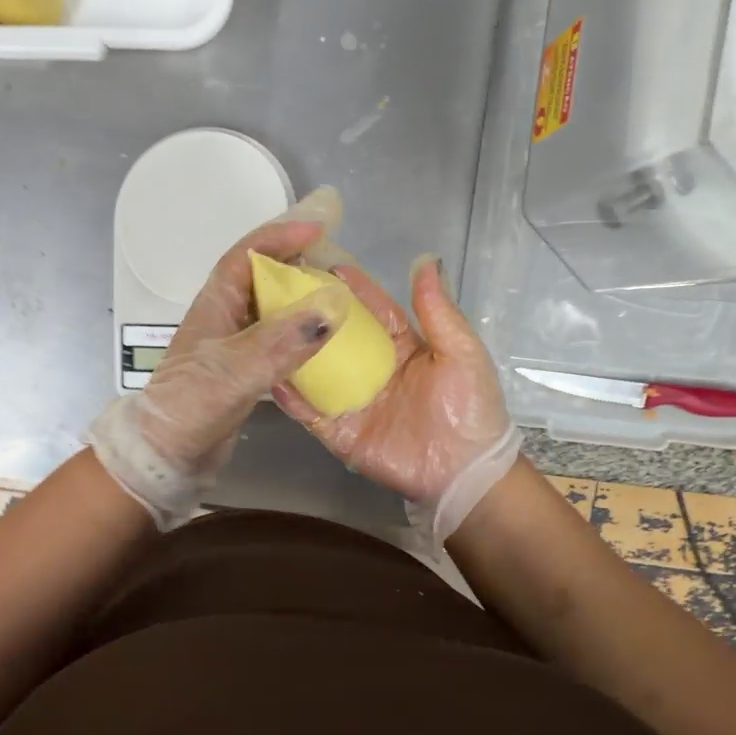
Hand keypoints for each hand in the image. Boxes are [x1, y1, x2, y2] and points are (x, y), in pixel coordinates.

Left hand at [87, 189, 348, 529]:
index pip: (245, 255)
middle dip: (297, 265)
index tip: (317, 228)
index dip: (279, 236)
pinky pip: (276, 343)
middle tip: (337, 264)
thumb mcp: (236, 370)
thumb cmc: (190, 406)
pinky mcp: (242, 374)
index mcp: (214, 306)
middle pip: (262, 278)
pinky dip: (299, 336)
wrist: (165, 456)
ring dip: (301, 301)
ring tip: (338, 299)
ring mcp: (232, 348)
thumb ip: (282, 340)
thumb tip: (332, 307)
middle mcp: (223, 320)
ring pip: (271, 311)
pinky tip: (323, 344)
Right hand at [273, 255, 521, 545]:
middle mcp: (373, 372)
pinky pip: (310, 413)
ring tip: (265, 323)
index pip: (373, 312)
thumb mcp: (461, 353)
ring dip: (295, 351)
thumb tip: (425, 260)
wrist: (467, 474)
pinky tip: (269, 374)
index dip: (353, 289)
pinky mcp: (340, 434)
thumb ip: (437, 310)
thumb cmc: (470, 409)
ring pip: (318, 373)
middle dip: (314, 314)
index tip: (326, 265)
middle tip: (283, 287)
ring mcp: (354, 403)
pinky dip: (291, 397)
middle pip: (338, 339)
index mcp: (404, 349)